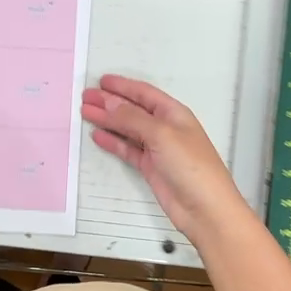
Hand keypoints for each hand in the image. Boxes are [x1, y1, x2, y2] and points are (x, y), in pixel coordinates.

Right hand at [81, 75, 249, 241]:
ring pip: (127, 129)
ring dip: (107, 120)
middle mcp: (165, 127)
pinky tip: (98, 136)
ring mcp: (157, 148)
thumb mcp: (161, 135)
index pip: (144, 93)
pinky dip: (113, 142)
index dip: (122, 86)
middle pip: (133, 110)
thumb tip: (108, 102)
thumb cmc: (191, 166)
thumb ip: (132, 118)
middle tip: (86, 97)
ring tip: (85, 113)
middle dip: (109, 102)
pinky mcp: (150, 167)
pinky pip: (127, 149)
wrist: (205, 209)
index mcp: (174, 113)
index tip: (101, 81)